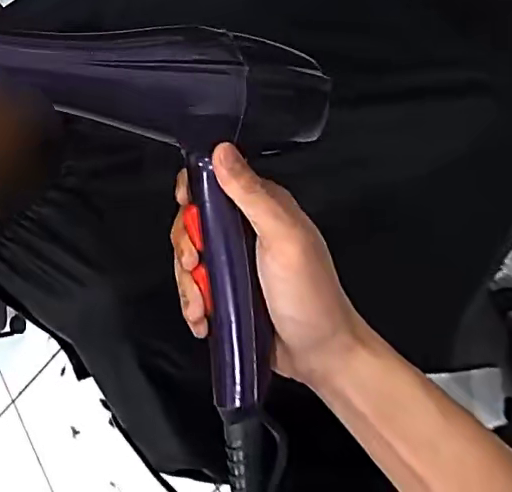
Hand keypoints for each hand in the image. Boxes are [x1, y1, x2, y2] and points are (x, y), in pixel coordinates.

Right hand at [170, 143, 367, 385]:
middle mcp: (243, 228)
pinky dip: (191, 301)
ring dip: (187, 281)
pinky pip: (193, 284)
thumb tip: (221, 151)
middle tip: (196, 264)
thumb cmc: (313, 299)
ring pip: (188, 254)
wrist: (326, 361)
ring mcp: (233, 260)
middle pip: (191, 220)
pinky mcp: (225, 287)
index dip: (190, 192)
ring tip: (201, 302)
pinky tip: (202, 316)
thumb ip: (251, 194)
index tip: (187, 212)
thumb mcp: (283, 238)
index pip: (210, 180)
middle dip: (185, 245)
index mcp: (260, 205)